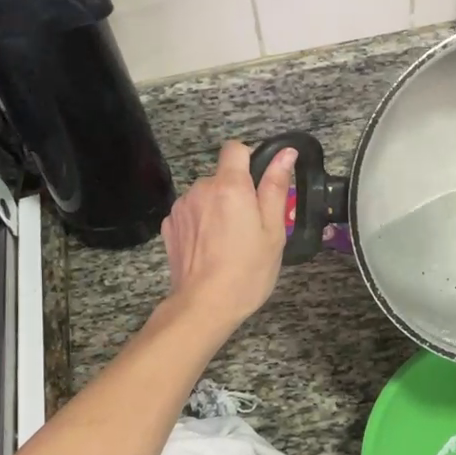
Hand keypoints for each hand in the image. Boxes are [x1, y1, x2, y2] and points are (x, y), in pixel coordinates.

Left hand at [160, 141, 295, 329]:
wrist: (204, 305)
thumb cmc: (247, 271)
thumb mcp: (273, 231)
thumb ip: (276, 187)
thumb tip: (286, 154)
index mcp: (230, 186)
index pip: (235, 149)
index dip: (249, 161)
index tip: (259, 186)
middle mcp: (201, 189)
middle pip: (221, 176)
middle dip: (235, 193)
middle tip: (250, 227)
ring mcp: (181, 208)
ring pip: (205, 196)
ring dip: (216, 209)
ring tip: (229, 242)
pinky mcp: (170, 226)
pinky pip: (190, 214)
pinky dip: (201, 224)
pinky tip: (210, 250)